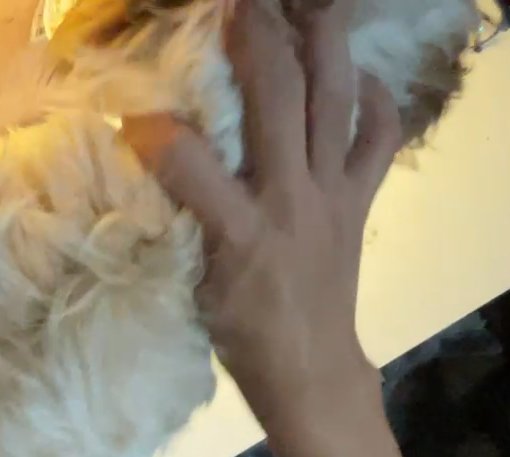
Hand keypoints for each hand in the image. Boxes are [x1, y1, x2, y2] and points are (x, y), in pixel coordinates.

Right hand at [121, 0, 402, 436]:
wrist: (309, 367)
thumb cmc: (242, 336)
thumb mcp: (195, 288)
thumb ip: (181, 225)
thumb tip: (158, 174)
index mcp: (239, 230)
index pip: (188, 162)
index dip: (155, 131)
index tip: (129, 114)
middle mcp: (291, 198)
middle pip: (278, 97)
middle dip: (256, 38)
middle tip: (238, 3)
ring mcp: (334, 193)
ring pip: (334, 98)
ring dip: (321, 39)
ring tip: (305, 4)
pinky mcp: (361, 197)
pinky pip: (379, 134)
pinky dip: (371, 97)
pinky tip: (354, 76)